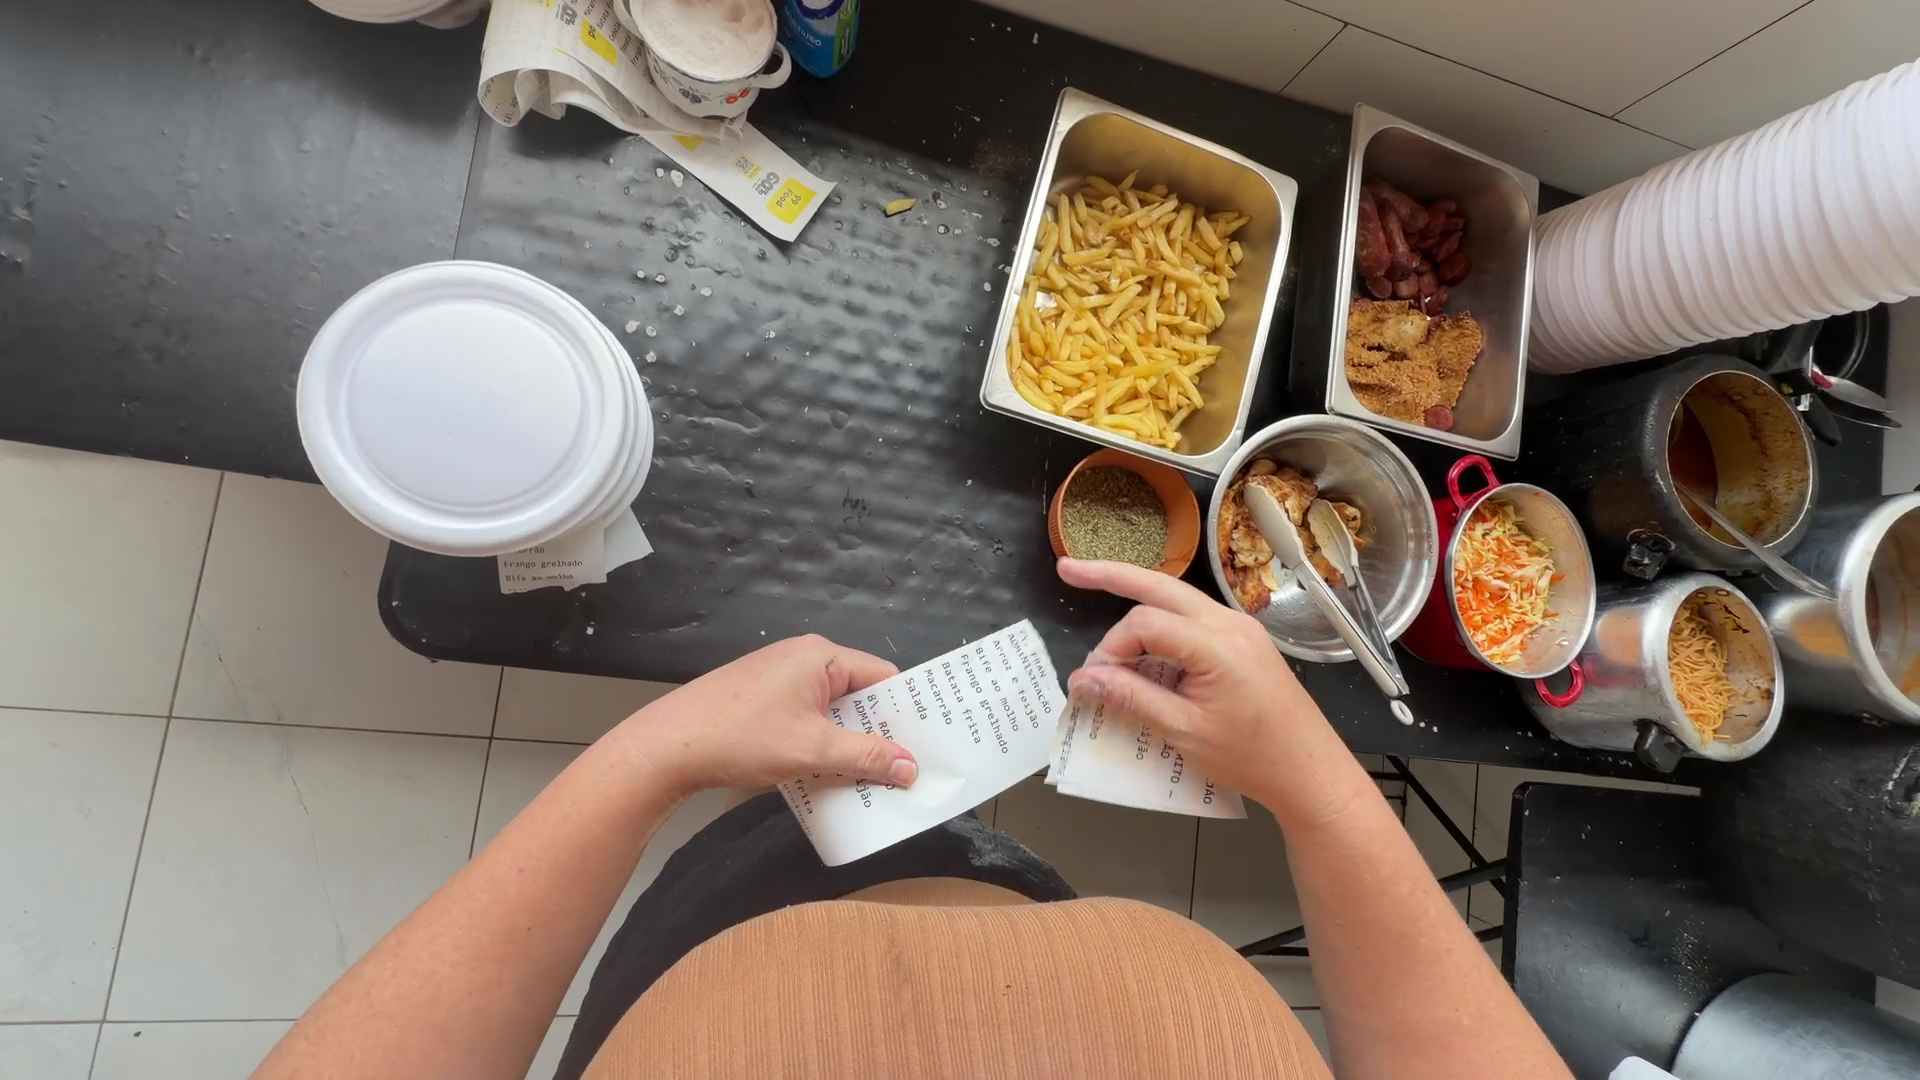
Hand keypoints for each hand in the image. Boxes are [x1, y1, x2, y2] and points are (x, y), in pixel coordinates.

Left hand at [612, 635, 917, 796]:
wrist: (663, 747)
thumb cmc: (741, 737)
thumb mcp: (811, 750)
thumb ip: (865, 756)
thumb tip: (910, 767)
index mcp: (821, 656)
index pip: (883, 676)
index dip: (905, 710)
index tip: (924, 744)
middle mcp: (804, 658)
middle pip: (859, 692)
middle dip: (878, 730)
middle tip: (903, 767)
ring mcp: (781, 678)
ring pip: (833, 709)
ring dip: (849, 740)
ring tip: (869, 776)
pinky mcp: (764, 698)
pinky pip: (809, 716)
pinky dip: (823, 741)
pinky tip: (827, 772)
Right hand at [1057, 558, 1367, 823]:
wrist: (1311, 773)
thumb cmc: (1252, 758)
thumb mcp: (1184, 732)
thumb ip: (1131, 698)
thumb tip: (1084, 678)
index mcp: (1218, 645)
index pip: (1145, 623)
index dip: (1112, 647)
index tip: (1097, 681)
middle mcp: (1229, 623)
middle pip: (1158, 585)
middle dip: (1109, 574)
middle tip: (1067, 570)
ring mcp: (1238, 627)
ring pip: (1174, 596)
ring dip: (1133, 595)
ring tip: (1092, 584)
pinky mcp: (1241, 639)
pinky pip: (1190, 617)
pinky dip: (1158, 622)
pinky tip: (1138, 638)